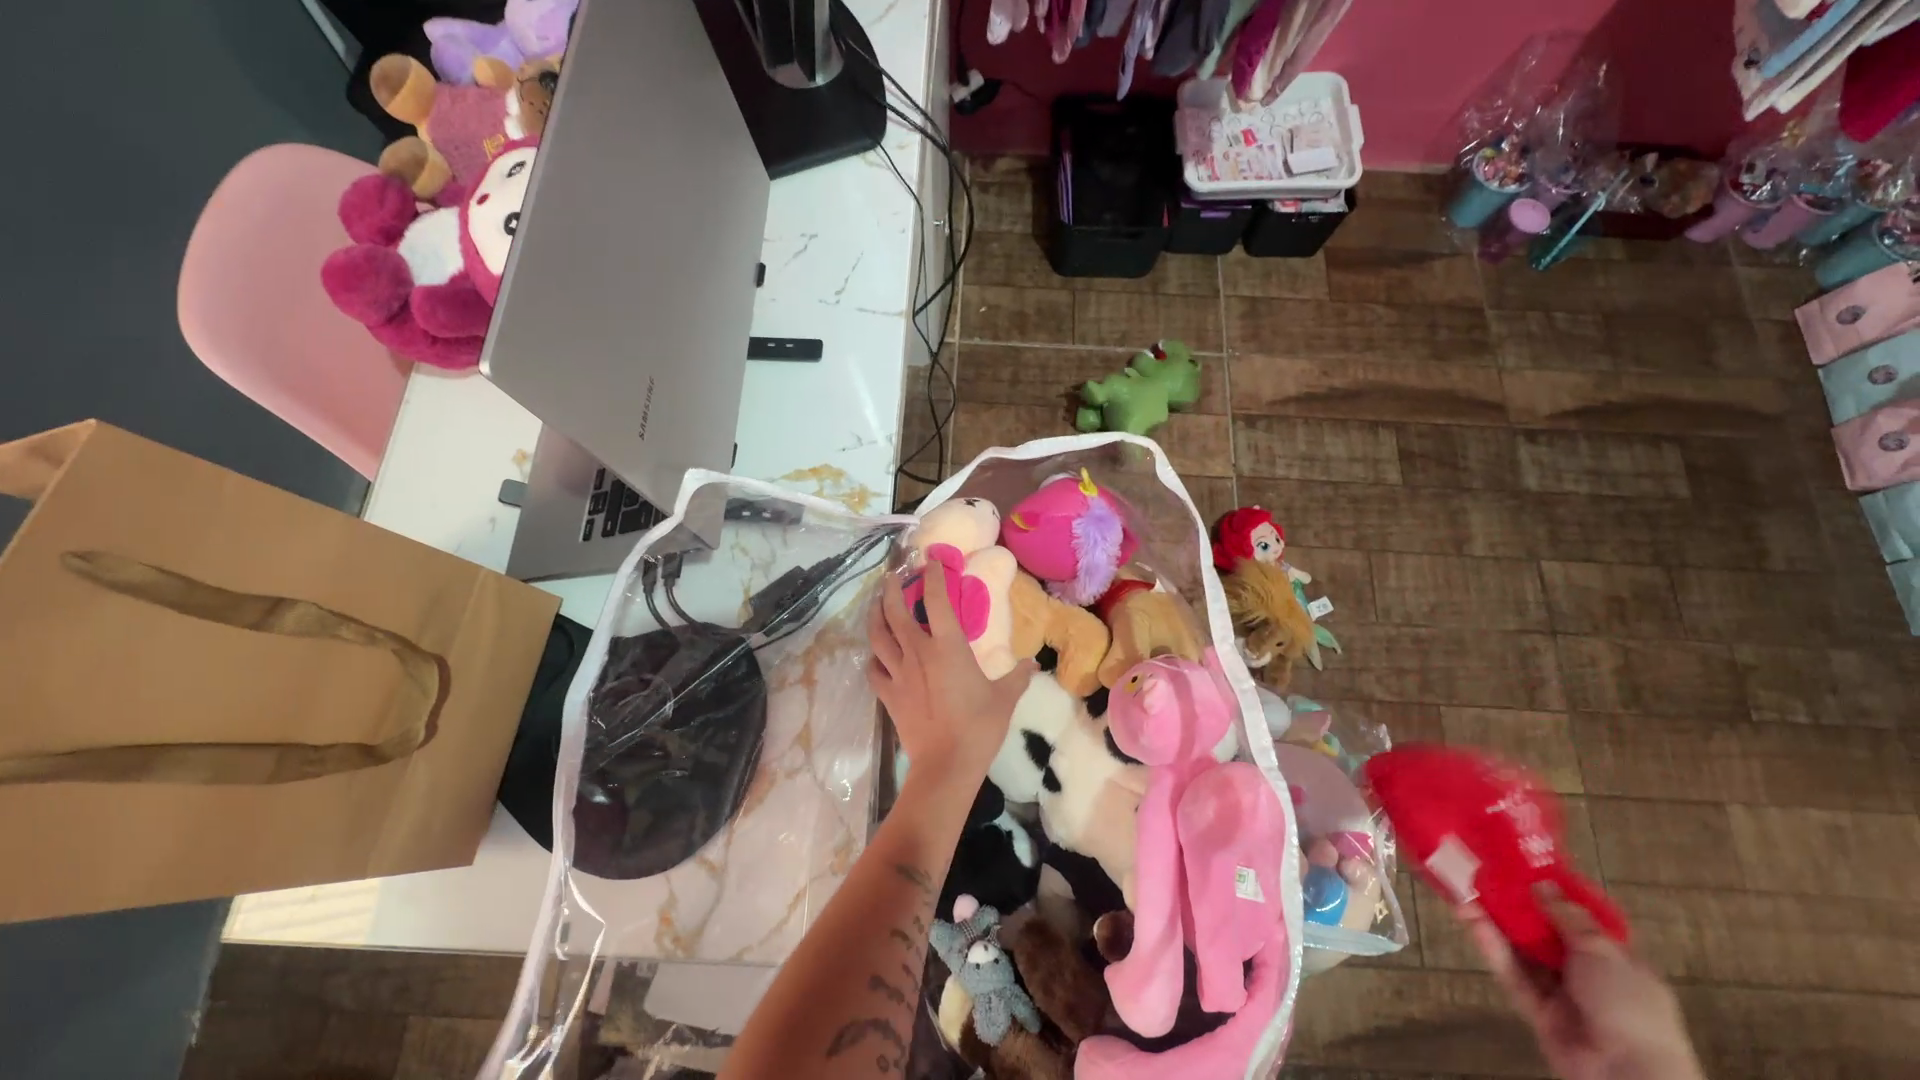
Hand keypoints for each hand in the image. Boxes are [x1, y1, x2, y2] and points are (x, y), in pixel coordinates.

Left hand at [868, 559, 1034, 790]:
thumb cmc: (979, 727)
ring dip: (875, 616)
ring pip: (878, 636)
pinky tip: (877, 656)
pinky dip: (874, 658)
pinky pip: (874, 669)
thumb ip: (1017, 677)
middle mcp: (918, 652)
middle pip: (896, 612)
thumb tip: (1031, 664)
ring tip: (875, 605)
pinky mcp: (888, 695)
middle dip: (892, 590)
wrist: (946, 764)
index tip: (931, 560)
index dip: (934, 576)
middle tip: (892, 577)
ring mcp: (898, 673)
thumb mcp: (1005, 699)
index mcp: (948, 647)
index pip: (938, 600)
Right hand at [1465, 886, 1704, 1079]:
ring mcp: (1560, 992)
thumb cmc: (1629, 1004)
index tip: (1524, 869)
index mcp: (1617, 958)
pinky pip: (1513, 975)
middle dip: (1516, 907)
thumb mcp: (1604, 952)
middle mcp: (1588, 973)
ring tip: (1466, 892)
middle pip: (1545, 933)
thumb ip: (1568, 918)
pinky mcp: (1535, 1010)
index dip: (1554, 895)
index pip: (1582, 920)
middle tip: (1484, 876)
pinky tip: (1472, 923)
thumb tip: (1542, 885)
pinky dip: (1493, 950)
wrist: (1627, 1072)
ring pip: (1523, 952)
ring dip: (1496, 924)